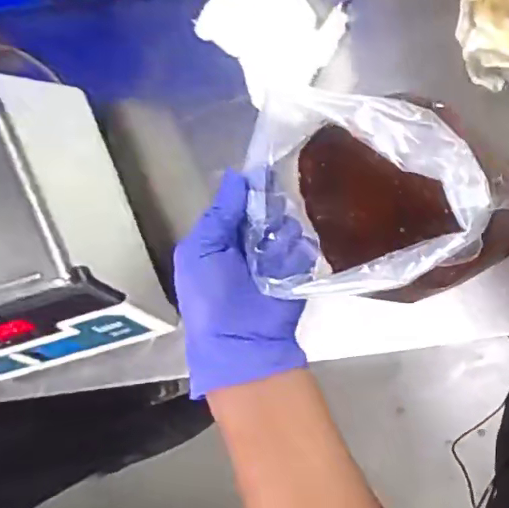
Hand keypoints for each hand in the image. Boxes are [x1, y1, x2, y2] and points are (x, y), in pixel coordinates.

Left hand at [175, 171, 316, 398]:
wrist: (241, 339)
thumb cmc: (210, 295)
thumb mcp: (201, 248)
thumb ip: (220, 214)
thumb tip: (237, 178)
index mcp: (223, 238)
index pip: (241, 204)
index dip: (251, 188)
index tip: (265, 168)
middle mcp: (251, 245)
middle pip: (268, 213)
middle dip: (273, 205)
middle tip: (278, 198)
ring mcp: (279, 259)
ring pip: (289, 228)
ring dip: (285, 227)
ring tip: (279, 234)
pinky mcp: (300, 273)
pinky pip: (306, 249)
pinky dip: (302, 245)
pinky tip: (294, 247)